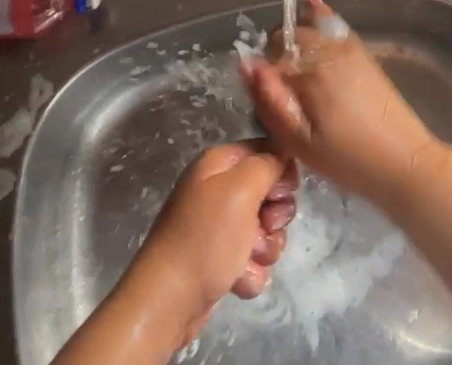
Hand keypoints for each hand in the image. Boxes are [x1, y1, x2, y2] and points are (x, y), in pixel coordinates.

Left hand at [127, 142, 298, 344]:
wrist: (168, 301)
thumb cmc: (206, 238)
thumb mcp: (241, 188)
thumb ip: (268, 163)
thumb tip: (282, 158)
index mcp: (219, 164)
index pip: (267, 151)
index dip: (281, 172)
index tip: (280, 193)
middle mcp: (218, 190)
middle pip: (271, 193)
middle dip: (275, 216)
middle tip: (265, 227)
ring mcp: (219, 226)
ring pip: (267, 229)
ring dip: (265, 247)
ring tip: (246, 260)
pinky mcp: (221, 258)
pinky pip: (254, 258)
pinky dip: (251, 270)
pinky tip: (236, 279)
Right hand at [240, 0, 446, 209]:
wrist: (402, 160)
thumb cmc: (346, 158)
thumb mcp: (299, 142)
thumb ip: (271, 100)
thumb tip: (246, 62)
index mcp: (309, 71)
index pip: (269, 57)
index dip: (264, 77)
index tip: (272, 100)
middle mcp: (327, 49)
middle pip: (287, 38)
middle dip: (277, 56)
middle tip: (286, 93)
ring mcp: (347, 46)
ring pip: (308, 29)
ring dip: (295, 40)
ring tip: (298, 72)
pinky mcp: (361, 50)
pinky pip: (333, 23)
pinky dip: (319, 13)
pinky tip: (310, 1)